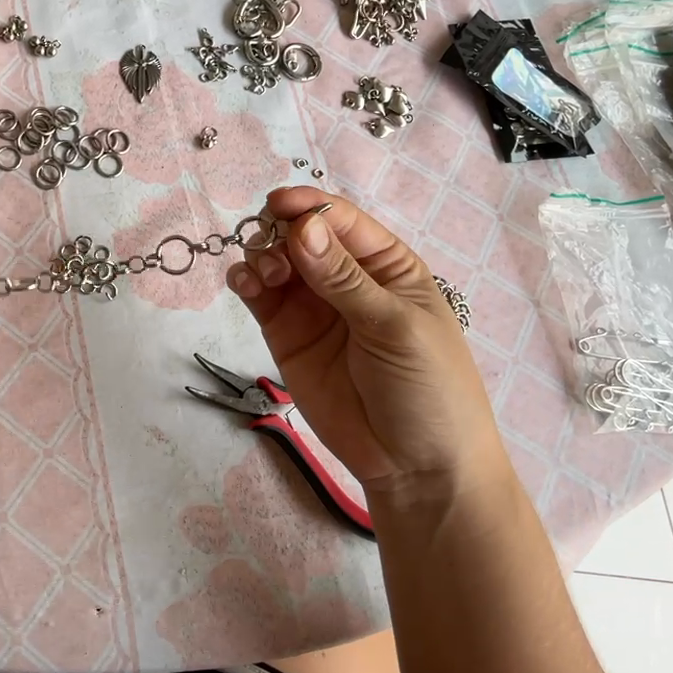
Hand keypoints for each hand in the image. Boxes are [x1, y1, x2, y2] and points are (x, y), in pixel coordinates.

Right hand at [225, 188, 506, 497]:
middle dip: (279, 233)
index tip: (277, 205)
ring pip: (274, 260)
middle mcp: (343, 276)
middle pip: (300, 235)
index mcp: (385, 265)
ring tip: (266, 277)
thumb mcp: (396, 328)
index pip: (341, 221)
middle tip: (273, 254)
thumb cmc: (428, 388)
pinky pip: (258, 295)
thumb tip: (303, 227)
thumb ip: (345, 279)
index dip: (309, 207)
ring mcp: (310, 305)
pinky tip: (244, 284)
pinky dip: (245, 281)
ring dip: (261, 255)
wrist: (416, 467)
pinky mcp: (284, 333)